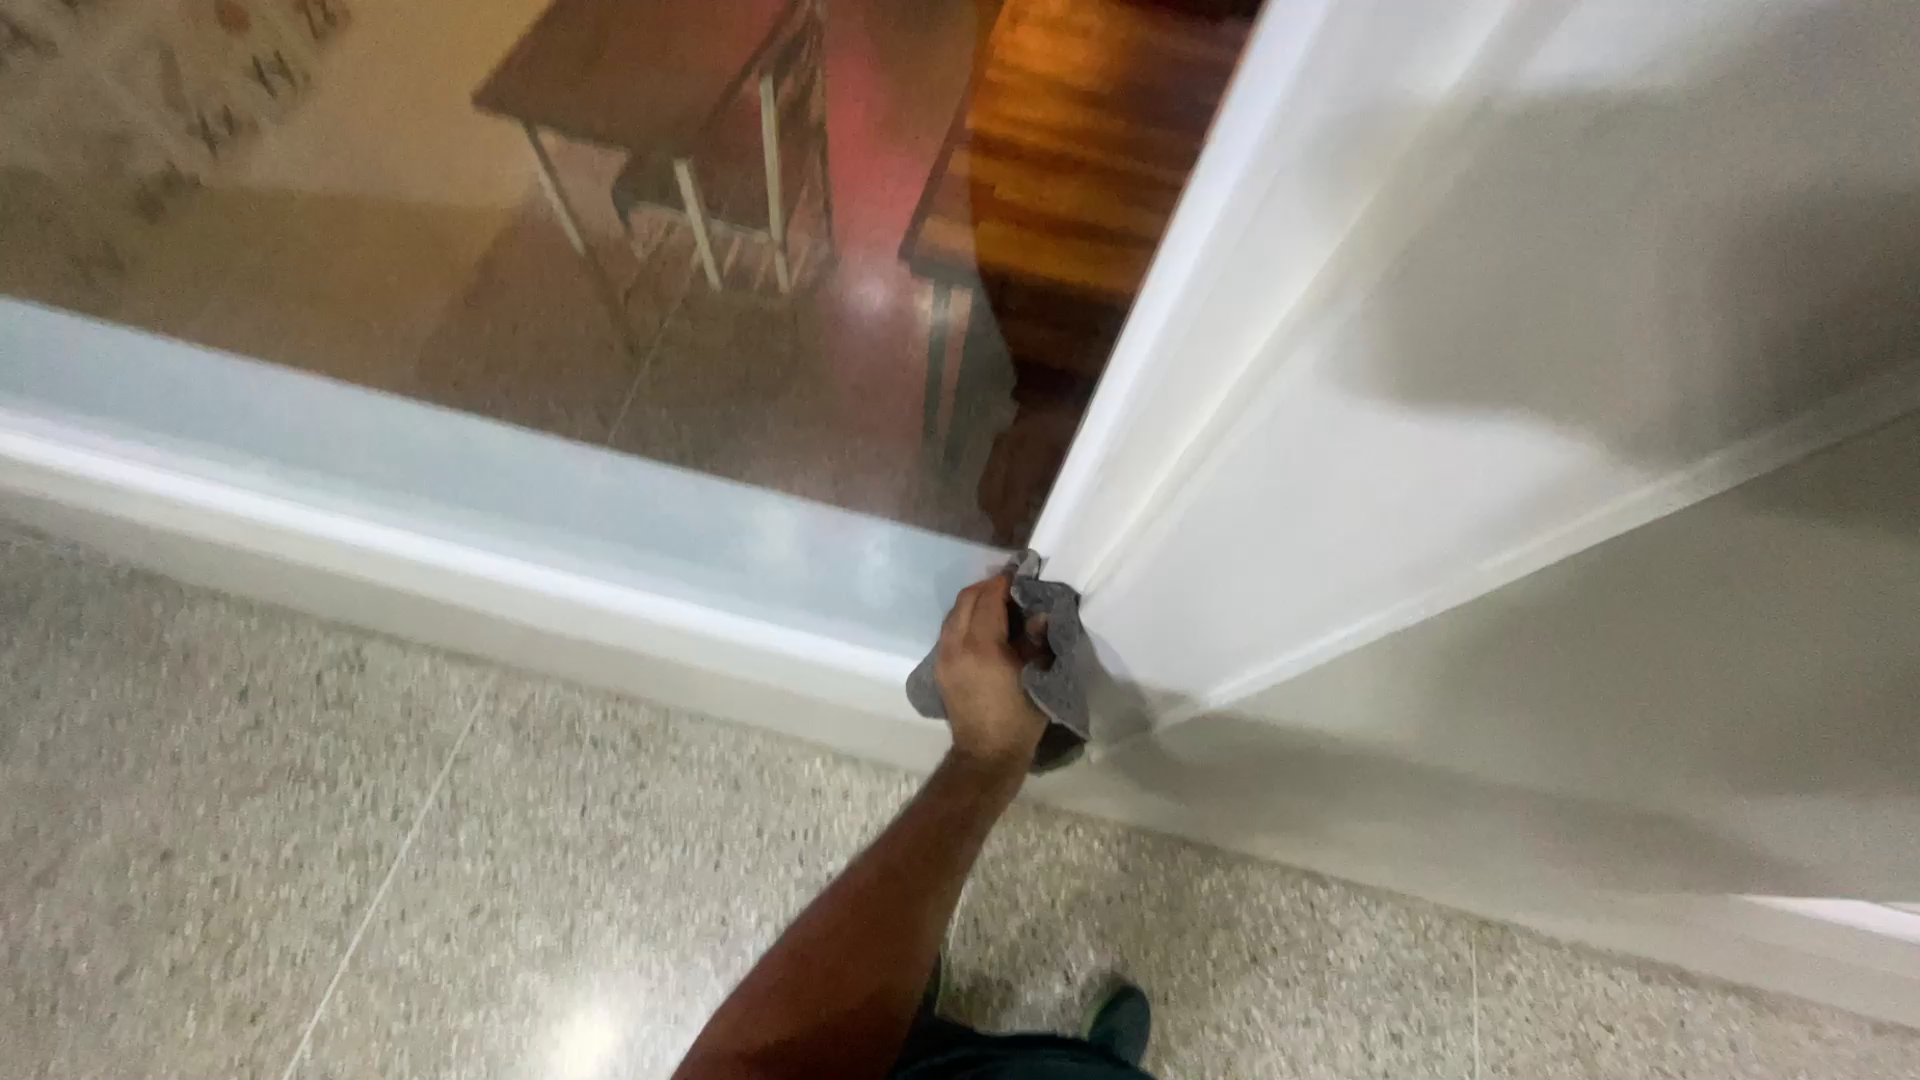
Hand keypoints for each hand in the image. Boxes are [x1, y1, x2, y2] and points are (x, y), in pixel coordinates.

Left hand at [934, 574, 1048, 771]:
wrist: (986, 755)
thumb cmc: (1018, 719)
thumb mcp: (1037, 677)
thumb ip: (1035, 640)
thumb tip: (1040, 613)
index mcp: (981, 646)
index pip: (988, 598)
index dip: (1005, 582)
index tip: (1021, 574)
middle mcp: (956, 646)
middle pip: (966, 599)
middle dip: (988, 587)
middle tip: (1011, 586)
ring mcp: (943, 656)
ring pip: (954, 613)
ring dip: (974, 601)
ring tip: (998, 603)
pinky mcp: (939, 667)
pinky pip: (950, 629)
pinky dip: (966, 618)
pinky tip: (984, 625)